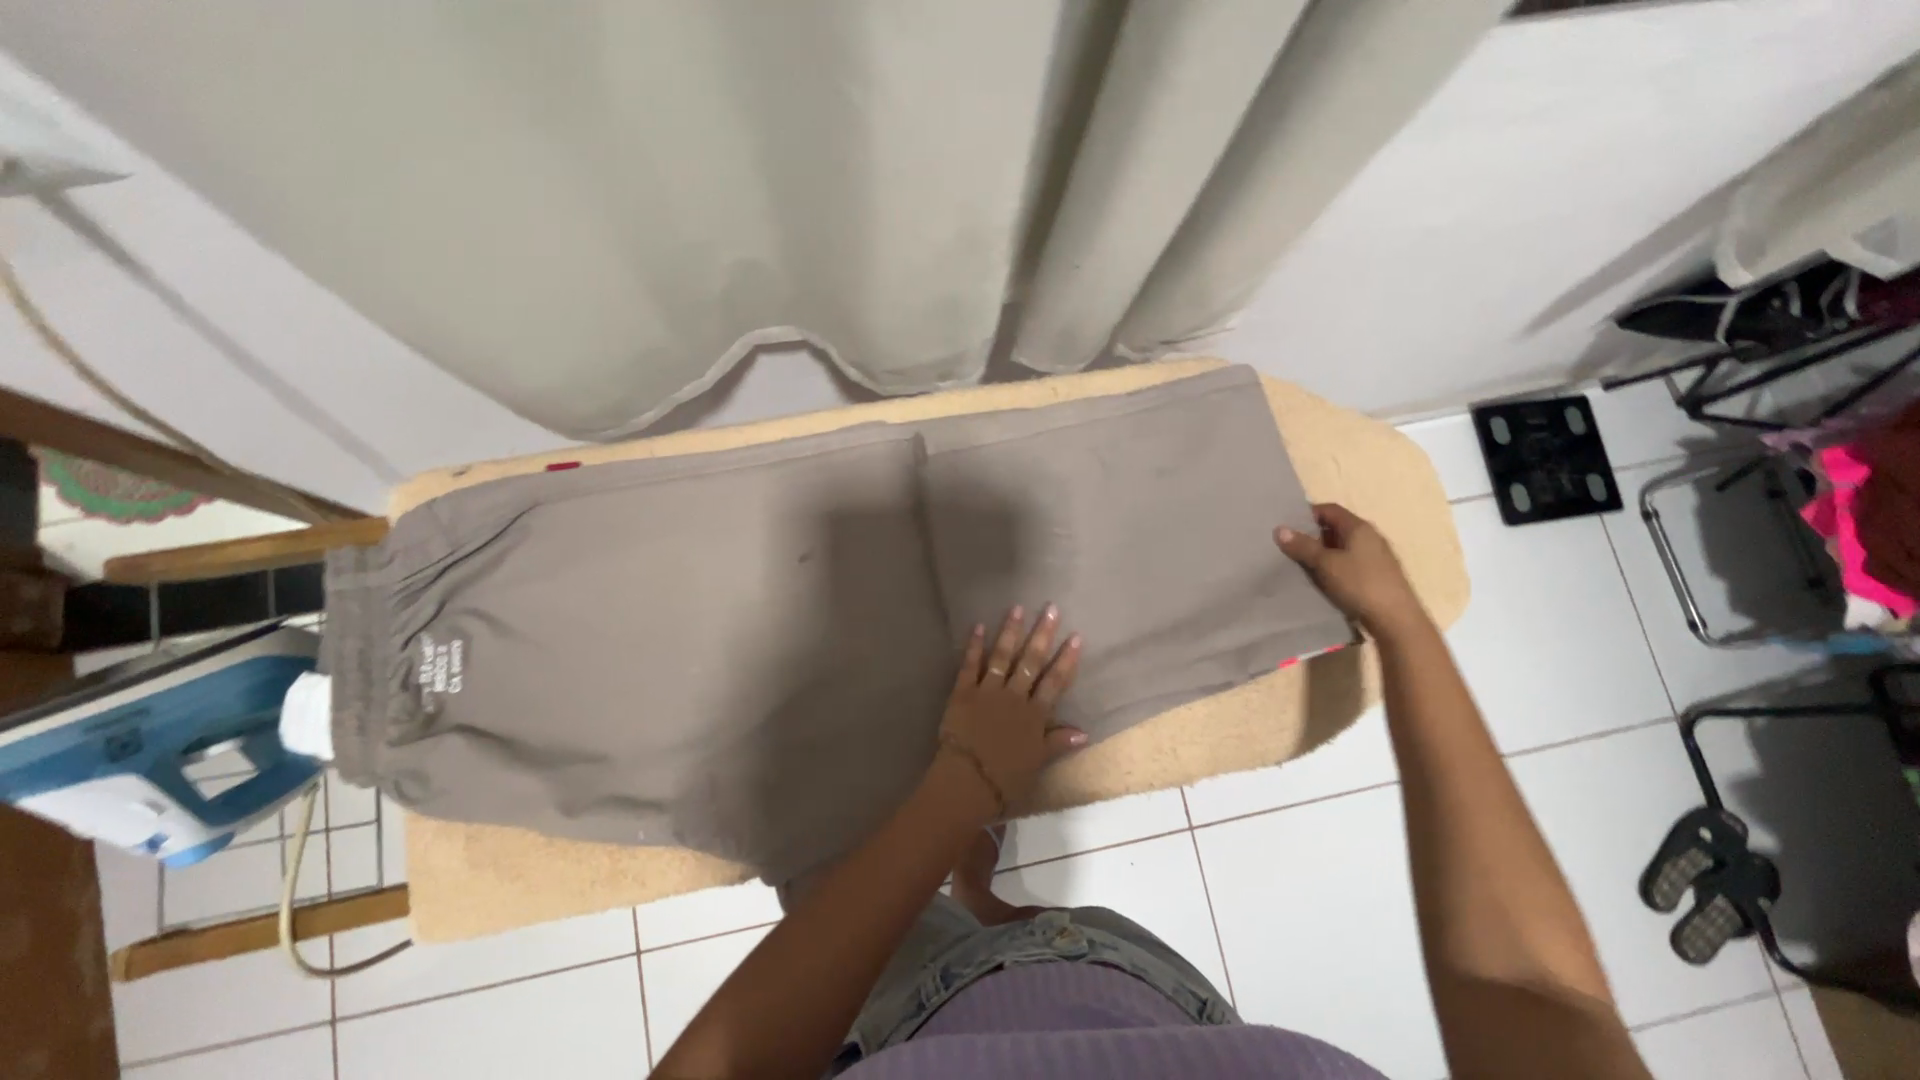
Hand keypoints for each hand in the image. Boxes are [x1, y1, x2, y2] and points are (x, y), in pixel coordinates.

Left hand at [936, 605, 1086, 819]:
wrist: (967, 781)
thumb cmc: (1005, 778)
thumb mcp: (1037, 762)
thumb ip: (1057, 742)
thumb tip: (1084, 732)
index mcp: (1034, 715)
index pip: (1055, 682)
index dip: (1066, 659)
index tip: (1075, 636)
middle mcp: (1014, 697)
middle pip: (1030, 662)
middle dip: (1042, 634)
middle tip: (1051, 608)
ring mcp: (987, 692)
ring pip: (1002, 657)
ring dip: (1010, 632)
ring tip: (1017, 608)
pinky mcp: (962, 693)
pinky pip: (969, 666)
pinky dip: (974, 646)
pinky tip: (979, 627)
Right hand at [1274, 503, 1426, 635]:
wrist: (1395, 618)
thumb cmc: (1360, 584)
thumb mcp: (1326, 564)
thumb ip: (1303, 546)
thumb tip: (1280, 529)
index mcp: (1359, 527)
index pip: (1330, 509)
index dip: (1308, 514)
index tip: (1288, 525)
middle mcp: (1370, 536)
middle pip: (1336, 527)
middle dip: (1313, 535)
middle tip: (1290, 546)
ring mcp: (1376, 555)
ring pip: (1343, 546)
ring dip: (1323, 552)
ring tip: (1302, 563)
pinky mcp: (1377, 573)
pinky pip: (1350, 561)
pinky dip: (1334, 565)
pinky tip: (1323, 578)